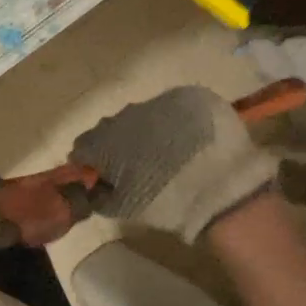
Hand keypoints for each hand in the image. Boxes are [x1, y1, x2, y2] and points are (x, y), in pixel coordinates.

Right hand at [69, 85, 278, 242]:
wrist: (221, 186)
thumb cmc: (165, 202)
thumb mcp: (122, 208)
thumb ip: (100, 195)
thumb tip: (97, 187)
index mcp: (102, 141)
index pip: (83, 146)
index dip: (90, 161)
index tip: (102, 175)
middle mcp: (125, 115)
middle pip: (113, 127)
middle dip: (119, 144)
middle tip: (136, 165)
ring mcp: (160, 102)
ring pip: (145, 115)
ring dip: (148, 130)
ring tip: (168, 152)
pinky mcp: (191, 96)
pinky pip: (176, 107)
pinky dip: (178, 122)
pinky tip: (192, 140)